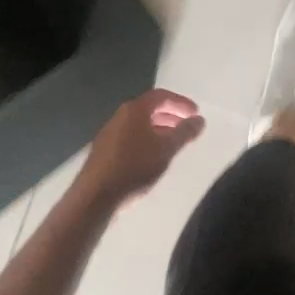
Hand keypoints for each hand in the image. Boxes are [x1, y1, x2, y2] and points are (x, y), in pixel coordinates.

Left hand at [76, 89, 205, 206]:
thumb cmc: (134, 167)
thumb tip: (200, 120)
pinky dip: (145, 141)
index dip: (181, 103)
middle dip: (170, 116)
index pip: (162, 96)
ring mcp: (109, 134)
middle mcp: (120, 116)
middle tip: (186, 127)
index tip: (195, 114)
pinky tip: (152, 159)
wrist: (94, 198)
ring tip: (172, 144)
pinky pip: (130, 138)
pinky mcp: (103, 152)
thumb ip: (184, 133)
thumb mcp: (166, 150)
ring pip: (139, 125)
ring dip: (158, 130)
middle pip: (149, 109)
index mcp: (135, 109)